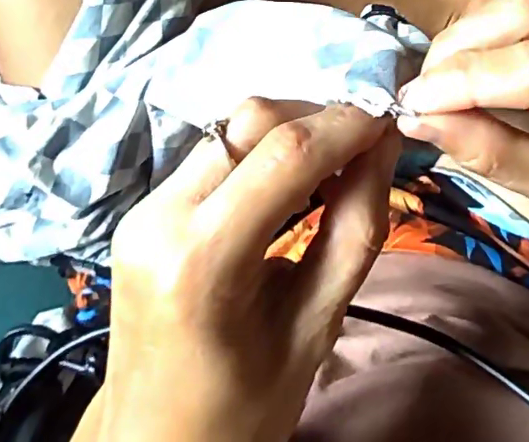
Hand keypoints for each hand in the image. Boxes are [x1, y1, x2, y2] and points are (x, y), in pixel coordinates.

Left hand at [77, 100, 400, 441]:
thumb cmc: (243, 411)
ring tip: (333, 159)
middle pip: (249, 123)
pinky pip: (211, 154)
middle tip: (362, 142)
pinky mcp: (142, 207)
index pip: (284, 155)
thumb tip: (382, 147)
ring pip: (229, 129)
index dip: (344, 126)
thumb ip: (356, 228)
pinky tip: (290, 177)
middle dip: (314, 118)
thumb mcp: (315, 329)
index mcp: (200, 260)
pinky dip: (259, 151)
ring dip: (287, 130)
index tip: (386, 119)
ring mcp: (144, 208)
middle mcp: (160, 216)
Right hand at [396, 0, 528, 236]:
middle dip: (456, 51)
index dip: (466, 81)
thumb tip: (420, 119)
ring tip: (443, 80)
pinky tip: (468, 60)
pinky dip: (483, 29)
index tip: (414, 104)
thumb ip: (496, 155)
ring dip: (464, 36)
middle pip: (524, 15)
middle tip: (423, 93)